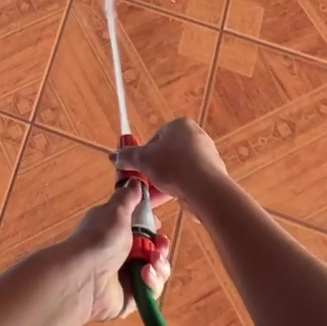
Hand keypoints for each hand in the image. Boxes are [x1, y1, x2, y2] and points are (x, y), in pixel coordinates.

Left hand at [57, 185, 170, 323]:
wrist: (85, 277)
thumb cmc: (100, 238)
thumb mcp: (116, 211)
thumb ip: (128, 196)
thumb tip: (135, 180)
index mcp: (115, 228)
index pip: (141, 227)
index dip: (153, 226)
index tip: (159, 226)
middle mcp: (121, 251)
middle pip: (153, 249)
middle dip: (161, 248)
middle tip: (159, 248)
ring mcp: (126, 274)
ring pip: (156, 269)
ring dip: (159, 265)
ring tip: (151, 264)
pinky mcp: (132, 296)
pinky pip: (151, 289)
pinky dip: (152, 282)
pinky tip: (144, 276)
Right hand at [112, 118, 230, 205]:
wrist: (205, 188)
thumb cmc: (172, 166)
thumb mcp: (143, 160)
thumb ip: (127, 157)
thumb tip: (112, 157)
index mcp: (180, 125)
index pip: (156, 138)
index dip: (145, 155)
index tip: (140, 169)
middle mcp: (196, 136)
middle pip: (167, 154)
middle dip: (155, 171)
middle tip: (146, 185)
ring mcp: (207, 156)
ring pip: (179, 169)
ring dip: (166, 182)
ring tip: (156, 197)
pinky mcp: (213, 174)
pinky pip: (191, 180)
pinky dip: (181, 189)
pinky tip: (172, 199)